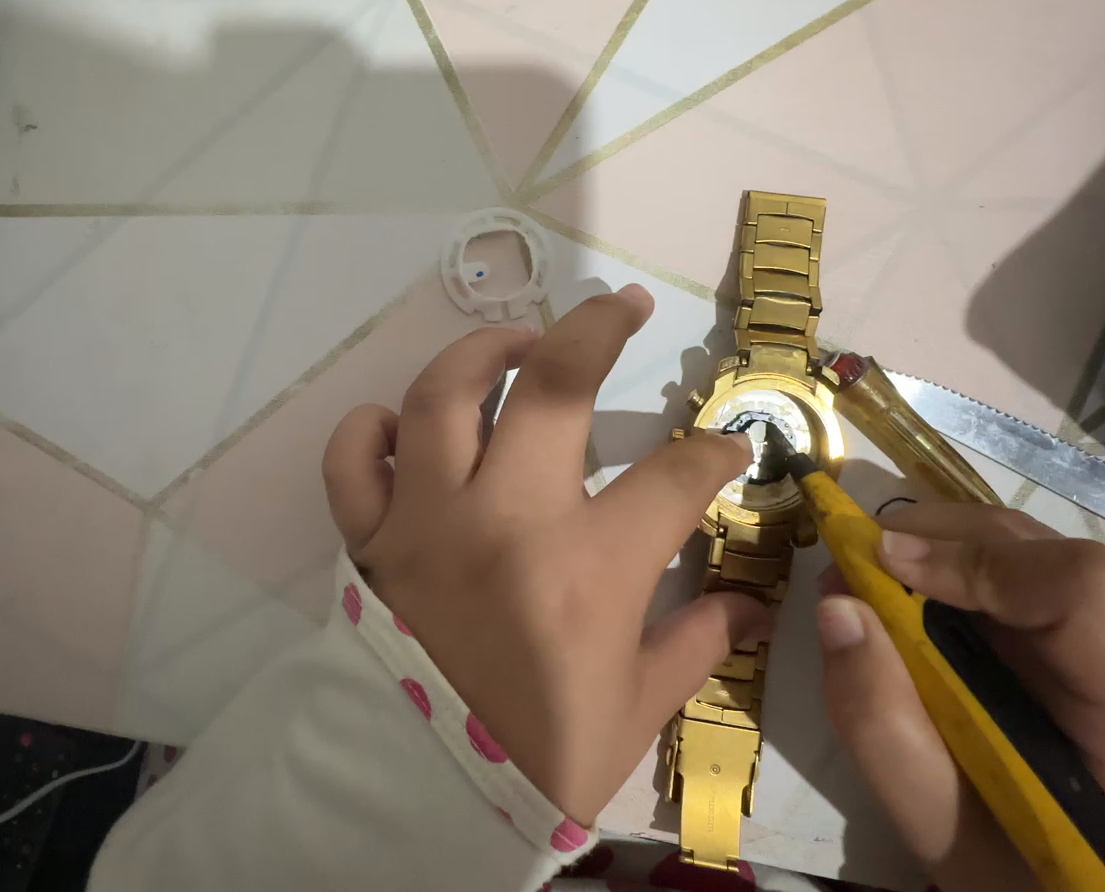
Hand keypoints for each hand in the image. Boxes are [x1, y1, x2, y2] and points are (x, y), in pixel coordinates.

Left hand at [320, 286, 762, 823]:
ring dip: (484, 350)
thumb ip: (695, 642)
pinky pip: (352, 460)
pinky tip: (400, 425)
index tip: (726, 448)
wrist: (421, 798)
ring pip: (443, 397)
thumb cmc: (537, 753)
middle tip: (623, 307)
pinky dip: (369, 429)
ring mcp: (426, 520)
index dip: (713, 453)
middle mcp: (505, 521)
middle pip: (555, 388)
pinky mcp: (369, 538)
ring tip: (518, 344)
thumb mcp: (634, 709)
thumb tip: (752, 603)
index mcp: (586, 568)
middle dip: (599, 328)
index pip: (673, 477)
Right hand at [814, 503, 1104, 889]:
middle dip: (936, 538)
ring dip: (936, 543)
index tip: (879, 564)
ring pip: (1029, 547)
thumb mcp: (931, 819)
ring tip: (867, 574)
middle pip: (1046, 552)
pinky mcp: (1092, 637)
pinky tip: (907, 590)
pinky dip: (949, 560)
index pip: (1082, 591)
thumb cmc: (1017, 872)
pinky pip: (1019, 568)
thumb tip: (836, 603)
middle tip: (849, 563)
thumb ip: (878, 721)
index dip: (976, 561)